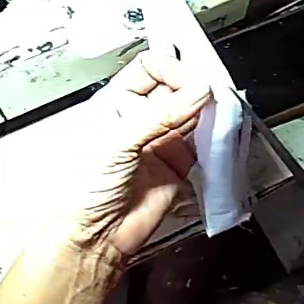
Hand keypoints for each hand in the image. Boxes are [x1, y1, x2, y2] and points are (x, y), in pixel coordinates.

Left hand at [53, 51, 210, 268]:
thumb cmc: (84, 189)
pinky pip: (201, 141)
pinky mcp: (177, 163)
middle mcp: (139, 118)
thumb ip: (160, 115)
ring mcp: (159, 140)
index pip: (150, 68)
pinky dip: (213, 135)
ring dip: (207, 109)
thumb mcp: (118, 142)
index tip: (191, 79)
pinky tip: (216, 131)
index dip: (171, 68)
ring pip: (191, 112)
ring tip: (219, 109)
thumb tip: (196, 91)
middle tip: (212, 90)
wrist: (96, 235)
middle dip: (194, 86)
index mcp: (116, 103)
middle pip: (175, 87)